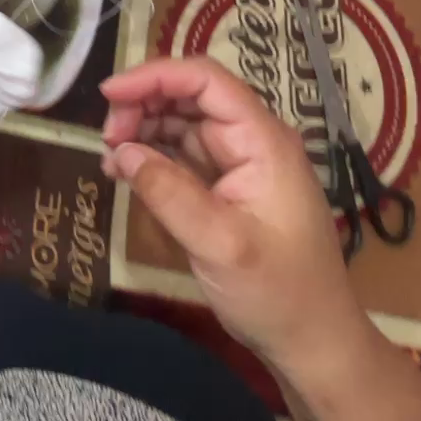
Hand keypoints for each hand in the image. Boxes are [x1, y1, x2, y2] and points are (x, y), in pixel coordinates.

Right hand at [101, 58, 370, 368]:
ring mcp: (234, 159)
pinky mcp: (220, 181)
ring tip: (111, 158)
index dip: (154, 76)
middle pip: (186, 94)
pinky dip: (146, 153)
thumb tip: (121, 152)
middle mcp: (248, 139)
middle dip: (141, 104)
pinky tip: (122, 170)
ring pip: (177, 118)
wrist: (312, 343)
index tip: (109, 94)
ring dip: (140, 128)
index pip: (205, 80)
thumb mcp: (221, 245)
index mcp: (262, 140)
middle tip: (108, 140)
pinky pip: (176, 149)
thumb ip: (170, 194)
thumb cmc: (278, 292)